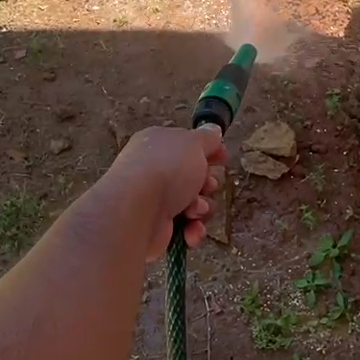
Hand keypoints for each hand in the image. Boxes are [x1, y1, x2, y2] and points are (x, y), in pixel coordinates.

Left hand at [99, 125, 226, 257]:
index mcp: (159, 144)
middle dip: (207, 184)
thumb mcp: (193, 143)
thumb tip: (214, 129)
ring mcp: (155, 200)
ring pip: (195, 204)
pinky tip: (190, 230)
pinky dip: (192, 230)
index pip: (188, 146)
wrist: (137, 211)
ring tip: (193, 210)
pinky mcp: (158, 226)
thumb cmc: (166, 169)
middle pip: (196, 177)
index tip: (222, 158)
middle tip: (206, 186)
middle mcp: (155, 170)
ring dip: (202, 208)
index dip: (209, 152)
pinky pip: (186, 227)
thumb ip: (207, 137)